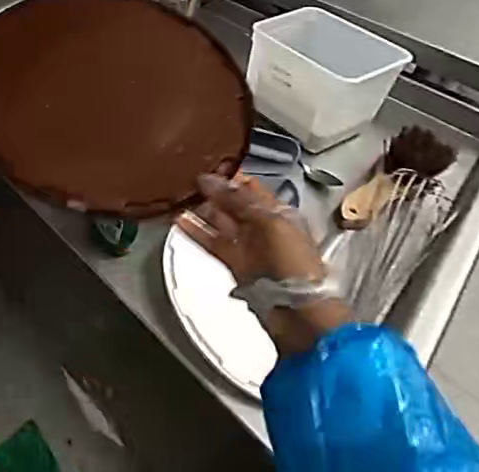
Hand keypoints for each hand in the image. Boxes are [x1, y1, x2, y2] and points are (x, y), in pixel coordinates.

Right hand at [176, 173, 350, 356]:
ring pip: (220, 222)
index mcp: (277, 211)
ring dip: (201, 209)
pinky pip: (213, 243)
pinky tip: (179, 220)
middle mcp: (262, 226)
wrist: (301, 316)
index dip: (230, 175)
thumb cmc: (294, 264)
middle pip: (233, 203)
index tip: (207, 163)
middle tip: (187, 177)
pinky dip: (196, 232)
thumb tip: (212, 179)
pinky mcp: (236, 265)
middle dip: (213, 190)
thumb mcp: (270, 223)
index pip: (250, 187)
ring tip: (178, 195)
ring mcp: (248, 246)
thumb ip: (240, 200)